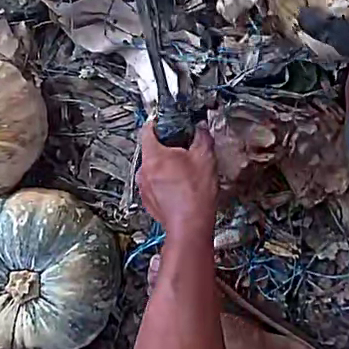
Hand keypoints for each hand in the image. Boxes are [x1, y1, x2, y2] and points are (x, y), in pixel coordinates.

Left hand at [139, 120, 216, 235]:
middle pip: (151, 149)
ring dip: (167, 166)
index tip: (167, 122)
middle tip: (185, 149)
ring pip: (153, 168)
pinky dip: (165, 183)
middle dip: (168, 147)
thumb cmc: (195, 196)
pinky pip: (155, 184)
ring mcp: (144, 188)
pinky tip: (181, 186)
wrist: (190, 226)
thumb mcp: (205, 158)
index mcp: (153, 156)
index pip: (147, 129)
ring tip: (186, 171)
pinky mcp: (149, 201)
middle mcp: (143, 171)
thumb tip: (201, 129)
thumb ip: (202, 137)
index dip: (159, 123)